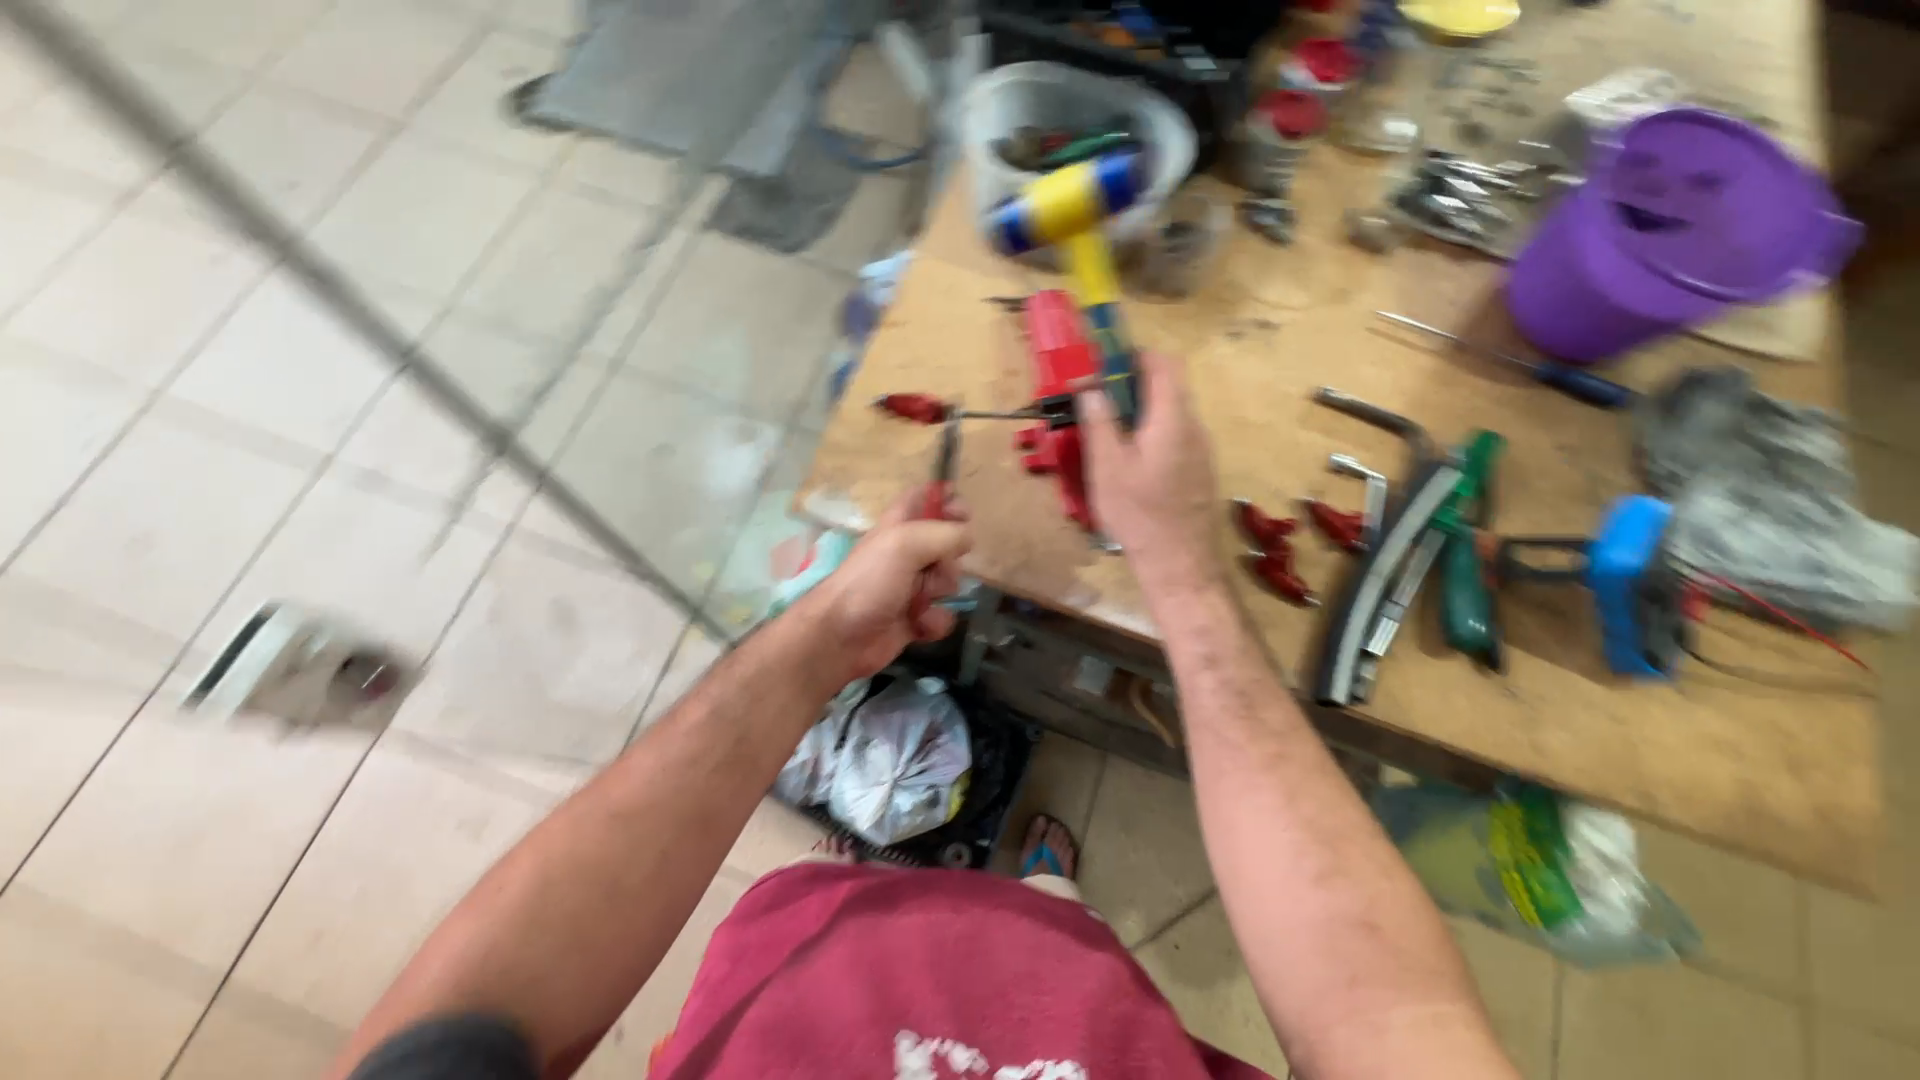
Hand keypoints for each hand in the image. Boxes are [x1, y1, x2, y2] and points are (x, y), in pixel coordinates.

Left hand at [798, 486, 972, 682]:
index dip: (946, 500)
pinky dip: (935, 621)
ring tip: (921, 600)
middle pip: (948, 543)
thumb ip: (944, 534)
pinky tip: (920, 625)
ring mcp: (911, 586)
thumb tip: (968, 536)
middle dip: (951, 557)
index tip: (964, 514)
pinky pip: (943, 614)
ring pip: (950, 581)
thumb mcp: (904, 544)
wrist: (841, 638)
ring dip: (942, 591)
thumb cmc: (869, 582)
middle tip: (936, 565)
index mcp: (898, 525)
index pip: (925, 498)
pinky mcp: (915, 618)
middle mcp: (906, 553)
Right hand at [1077, 351, 1225, 589]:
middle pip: (1169, 386)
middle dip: (1132, 384)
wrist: (1180, 563)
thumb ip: (1099, 420)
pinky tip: (1130, 462)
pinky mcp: (1200, 470)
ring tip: (1109, 433)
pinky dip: (1152, 434)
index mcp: (1173, 418)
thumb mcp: (1107, 466)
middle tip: (1098, 401)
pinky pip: (1176, 436)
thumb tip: (1090, 385)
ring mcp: (1201, 450)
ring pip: (1171, 413)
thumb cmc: (1139, 514)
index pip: (1164, 363)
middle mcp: (1194, 426)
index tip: (1104, 364)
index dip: (1135, 354)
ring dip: (1141, 412)